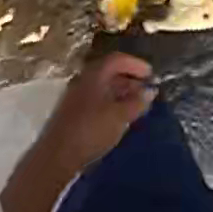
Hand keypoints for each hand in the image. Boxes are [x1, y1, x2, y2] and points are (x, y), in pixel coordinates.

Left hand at [34, 52, 157, 173]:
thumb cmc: (92, 129)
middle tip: (149, 91)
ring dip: (123, 91)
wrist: (60, 152)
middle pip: (110, 70)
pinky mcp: (78, 109)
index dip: (135, 64)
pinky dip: (115, 101)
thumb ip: (136, 102)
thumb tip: (150, 90)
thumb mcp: (119, 116)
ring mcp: (79, 93)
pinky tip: (124, 115)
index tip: (152, 74)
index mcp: (94, 74)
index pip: (116, 59)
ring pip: (105, 85)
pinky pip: (100, 97)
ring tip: (141, 104)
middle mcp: (85, 79)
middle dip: (131, 78)